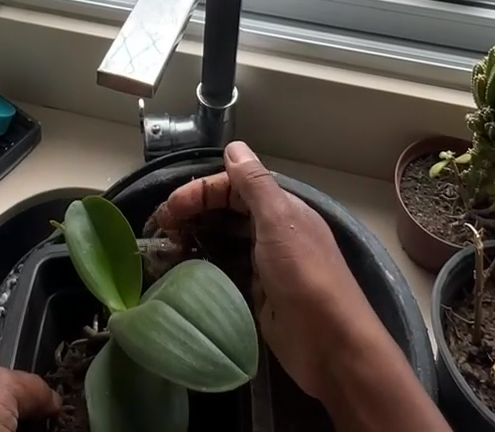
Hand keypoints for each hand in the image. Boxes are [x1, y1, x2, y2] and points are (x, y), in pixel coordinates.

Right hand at [155, 140, 391, 400]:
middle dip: (193, 214)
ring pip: (223, 242)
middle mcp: (273, 231)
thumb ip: (255, 184)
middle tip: (161, 231)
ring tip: (165, 253)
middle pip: (226, 213)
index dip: (201, 191)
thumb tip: (233, 146)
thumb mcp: (279, 222)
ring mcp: (265, 265)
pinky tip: (182, 276)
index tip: (170, 208)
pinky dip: (203, 270)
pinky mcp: (258, 296)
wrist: (333, 348)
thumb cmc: (305, 277)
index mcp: (281, 208)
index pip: (234, 186)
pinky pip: (225, 273)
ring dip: (195, 241)